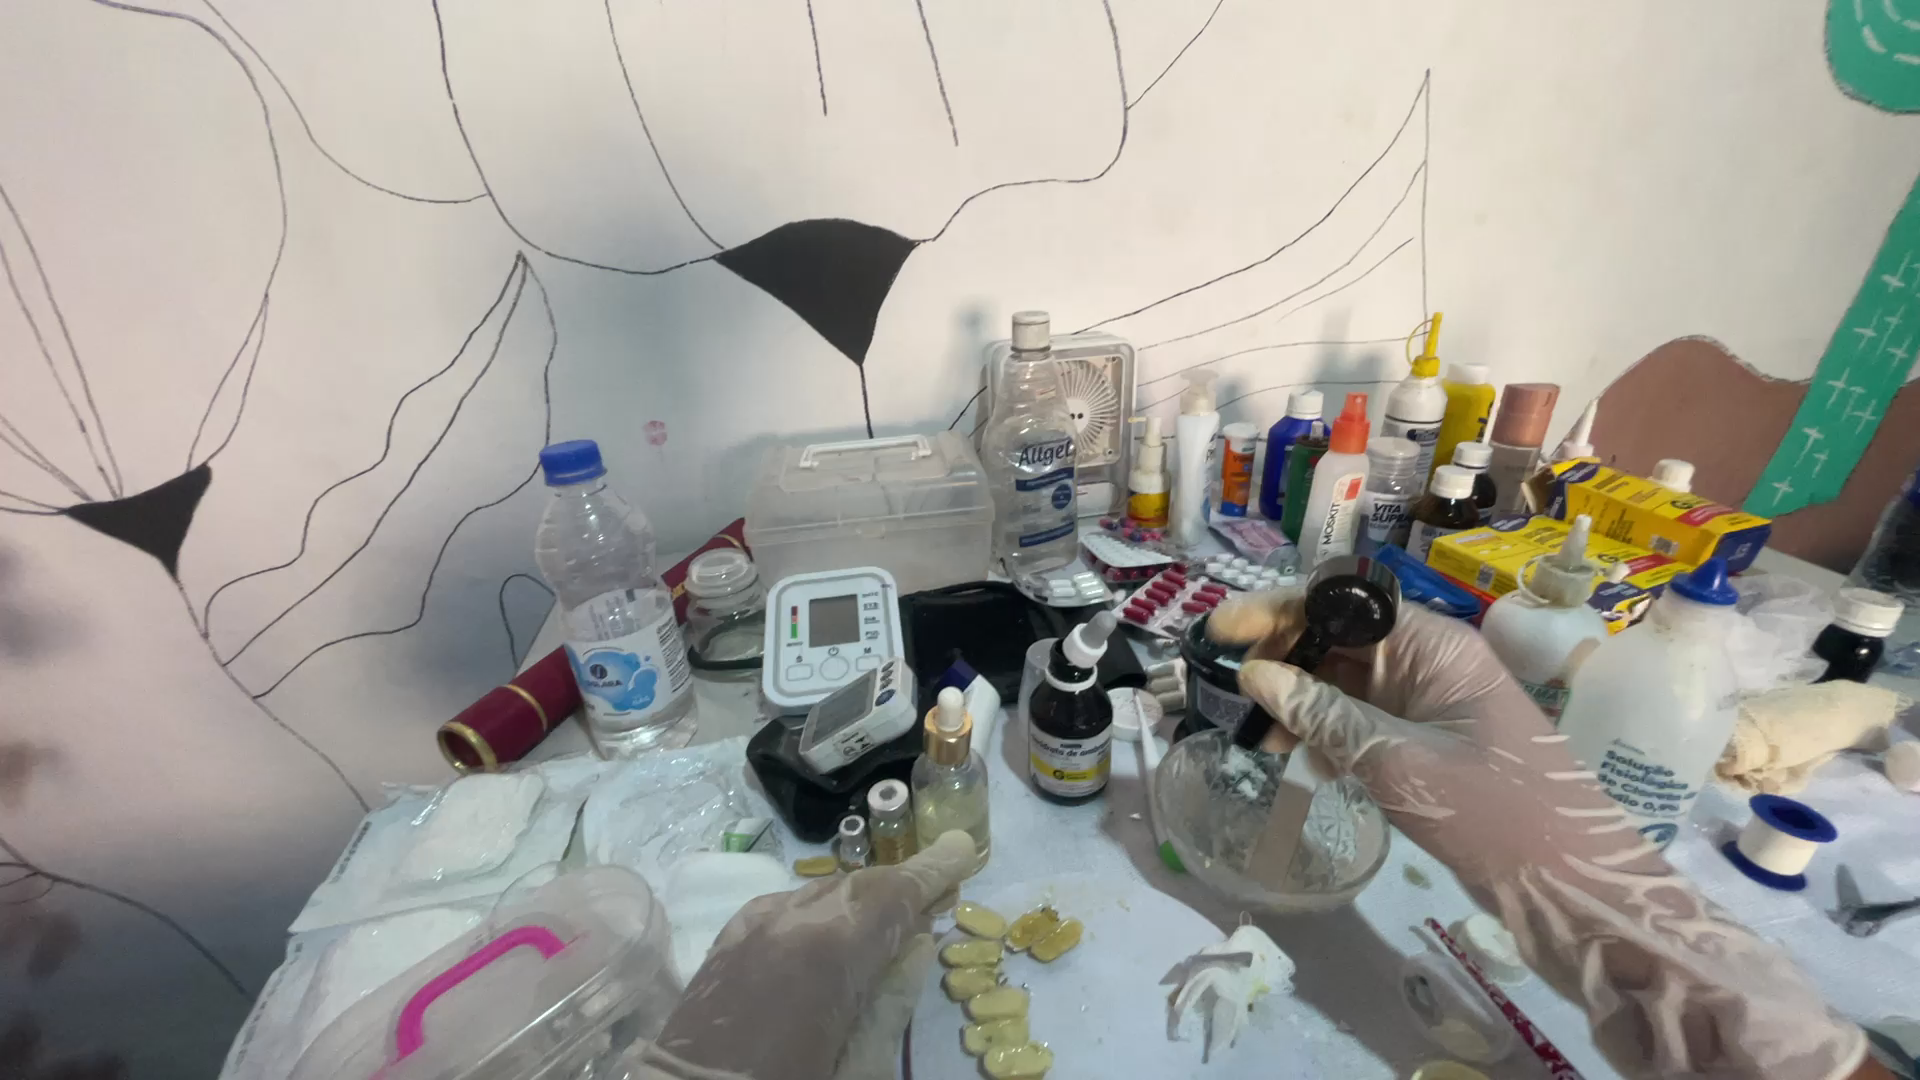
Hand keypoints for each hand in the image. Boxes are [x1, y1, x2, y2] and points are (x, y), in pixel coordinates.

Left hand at [638, 831, 976, 1079]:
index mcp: (829, 953)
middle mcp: (791, 921)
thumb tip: (918, 944)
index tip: (964, 848)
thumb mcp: (858, 1069)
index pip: (895, 893)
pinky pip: (789, 905)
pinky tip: (834, 932)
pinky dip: (824, 910)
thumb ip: (891, 1002)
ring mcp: (754, 926)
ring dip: (865, 899)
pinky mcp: (728, 939)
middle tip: (940, 893)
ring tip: (892, 920)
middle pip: (862, 885)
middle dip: (904, 884)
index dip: (933, 870)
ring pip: (826, 891)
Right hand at [1210, 591, 1866, 1079]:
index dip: (1276, 609)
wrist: (1579, 894)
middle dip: (1280, 658)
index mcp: (1432, 644)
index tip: (1222, 630)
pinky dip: (1322, 730)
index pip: (1340, 601)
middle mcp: (1425, 659)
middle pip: (1333, 636)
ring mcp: (1423, 697)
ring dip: (1296, 701)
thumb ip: (1319, 713)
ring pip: (1338, 679)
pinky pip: (1355, 715)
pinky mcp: (1420, 734)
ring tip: (1264, 740)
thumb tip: (1252, 673)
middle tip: (1231, 687)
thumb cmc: (1495, 815)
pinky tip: (1302, 761)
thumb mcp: (1395, 760)